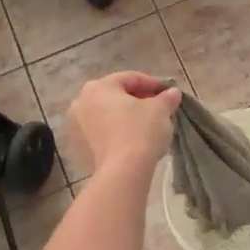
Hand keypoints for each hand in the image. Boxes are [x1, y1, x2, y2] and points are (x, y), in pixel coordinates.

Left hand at [67, 71, 181, 173]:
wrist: (123, 171)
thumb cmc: (141, 131)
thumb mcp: (160, 110)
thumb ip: (166, 98)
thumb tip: (172, 93)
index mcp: (98, 87)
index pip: (130, 78)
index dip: (152, 83)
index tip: (168, 91)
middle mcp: (81, 102)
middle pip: (115, 95)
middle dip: (137, 99)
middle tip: (158, 107)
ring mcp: (77, 126)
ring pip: (107, 114)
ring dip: (126, 116)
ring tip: (147, 124)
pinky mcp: (80, 147)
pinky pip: (103, 132)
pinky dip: (117, 131)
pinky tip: (133, 139)